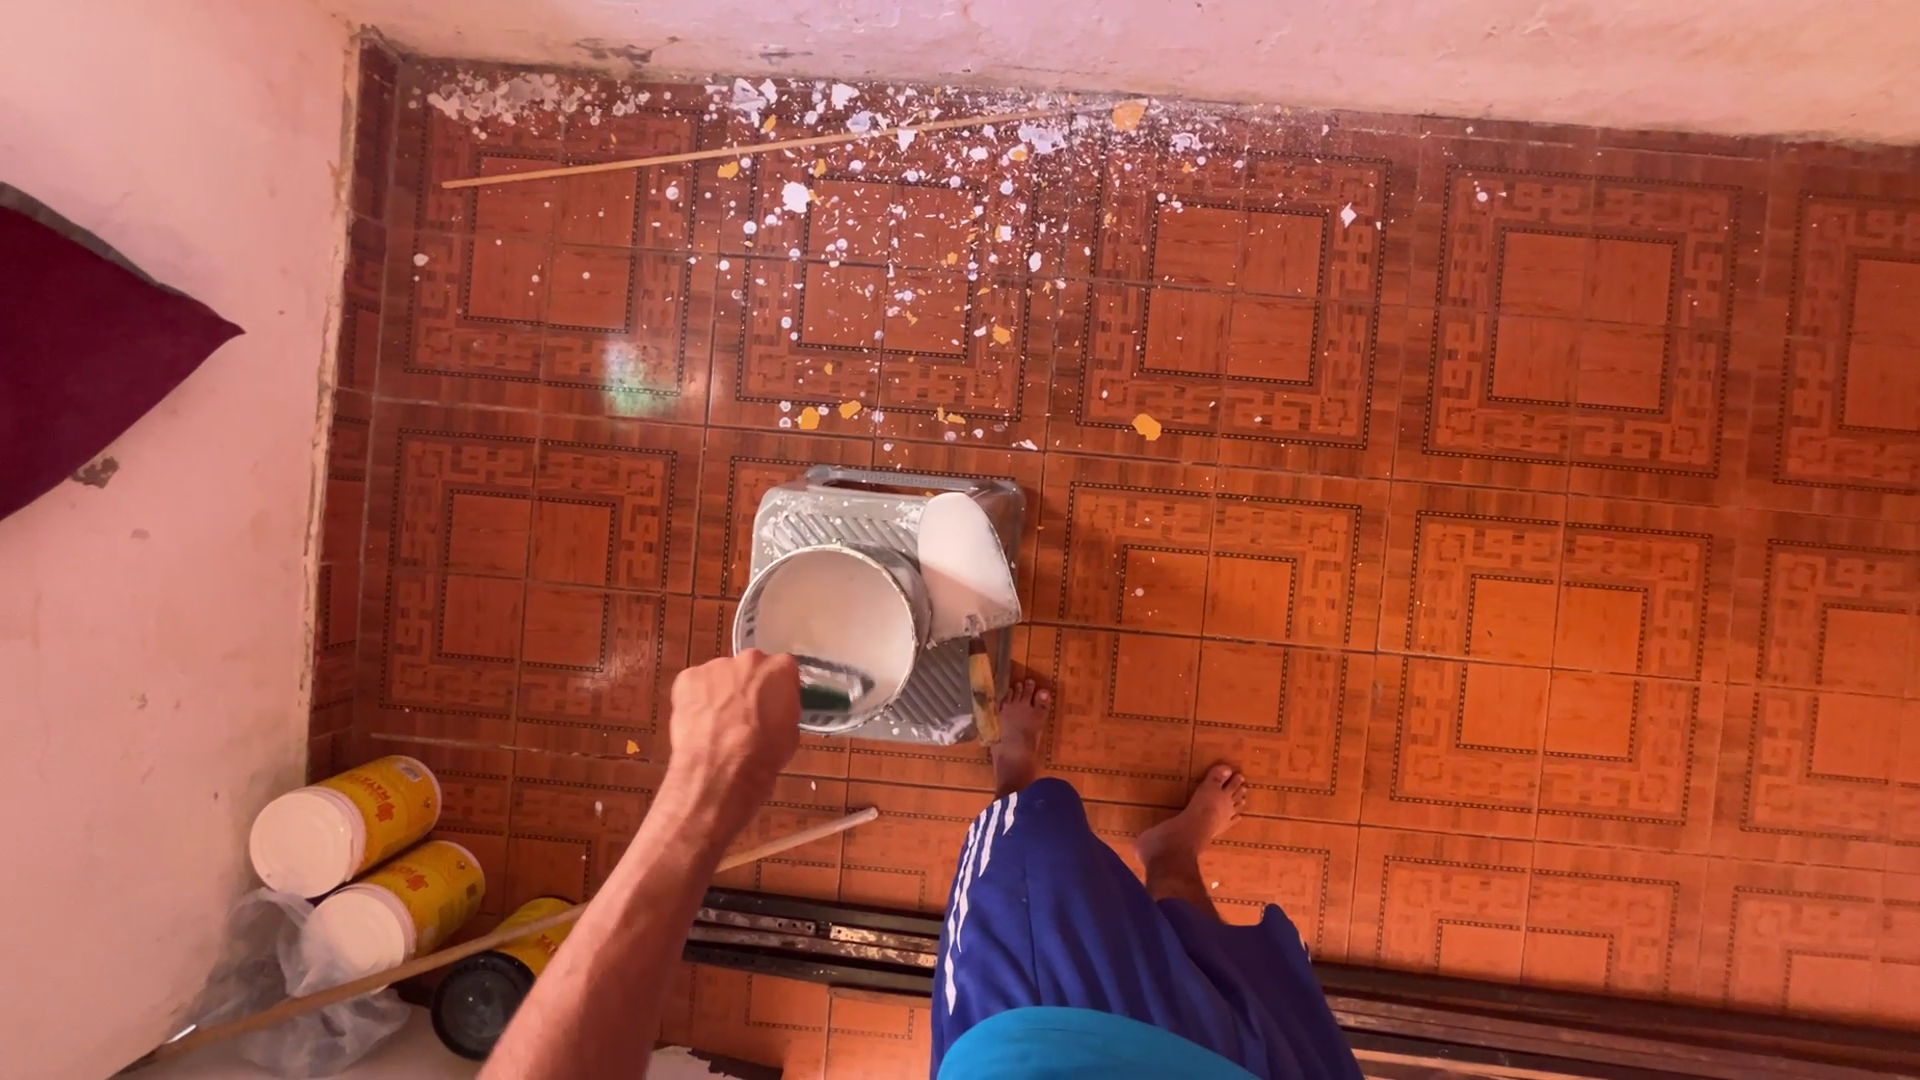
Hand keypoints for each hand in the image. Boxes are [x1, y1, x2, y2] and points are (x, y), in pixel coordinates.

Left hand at [664, 650, 800, 828]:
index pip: (782, 670)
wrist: (722, 769)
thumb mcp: (790, 731)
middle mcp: (750, 659)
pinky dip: (695, 700)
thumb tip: (773, 710)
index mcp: (780, 668)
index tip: (772, 705)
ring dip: (720, 692)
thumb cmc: (764, 754)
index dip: (776, 689)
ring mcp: (716, 666)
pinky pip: (694, 686)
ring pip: (719, 676)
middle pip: (749, 667)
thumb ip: (782, 709)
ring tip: (716, 723)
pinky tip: (698, 723)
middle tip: (744, 713)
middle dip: (747, 685)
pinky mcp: (687, 678)